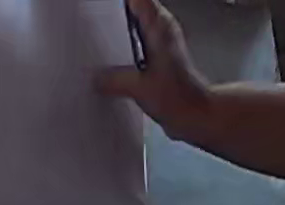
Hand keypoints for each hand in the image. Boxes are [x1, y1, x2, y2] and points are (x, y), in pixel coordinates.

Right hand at [95, 0, 215, 144]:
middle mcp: (159, 28)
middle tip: (90, 28)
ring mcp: (159, 44)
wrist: (193, 115)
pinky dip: (122, 52)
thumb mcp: (140, 87)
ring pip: (133, 29)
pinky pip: (135, 48)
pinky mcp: (157, 60)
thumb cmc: (175, 97)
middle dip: (111, 17)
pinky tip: (109, 65)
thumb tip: (94, 78)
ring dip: (116, 35)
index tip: (97, 9)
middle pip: (132, 10)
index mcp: (158, 25)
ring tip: (95, 46)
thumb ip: (115, 80)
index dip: (117, 3)